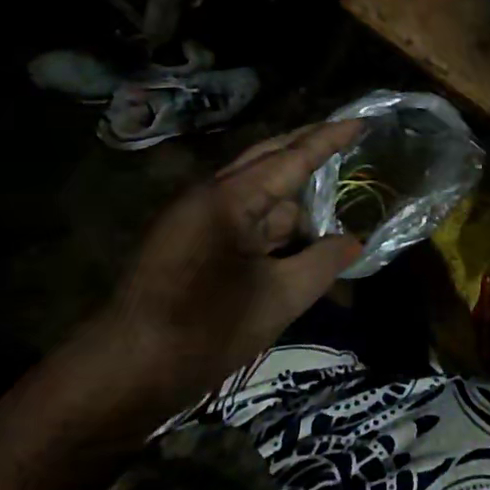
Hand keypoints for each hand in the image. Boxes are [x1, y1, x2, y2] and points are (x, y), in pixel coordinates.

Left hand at [105, 120, 365, 395]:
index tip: (361, 121)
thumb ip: (322, 264)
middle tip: (349, 143)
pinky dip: (270, 228)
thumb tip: (355, 241)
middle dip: (307, 153)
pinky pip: (240, 221)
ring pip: (255, 197)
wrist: (128, 369)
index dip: (329, 138)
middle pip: (268, 162)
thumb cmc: (205, 332)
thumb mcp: (277, 300)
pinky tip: (298, 242)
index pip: (290, 157)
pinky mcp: (190, 240)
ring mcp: (196, 217)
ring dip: (291, 203)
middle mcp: (209, 195)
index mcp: (228, 198)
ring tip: (334, 205)